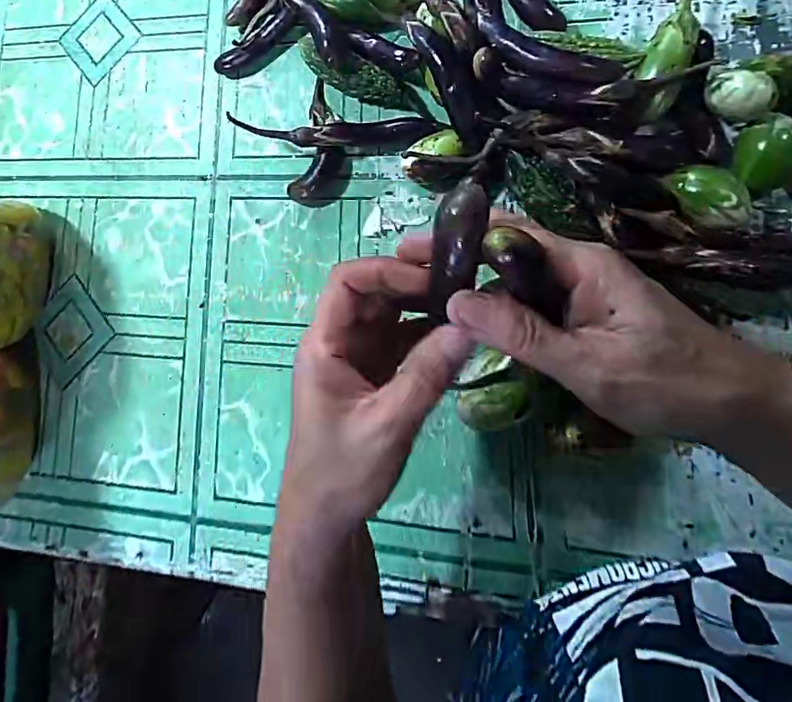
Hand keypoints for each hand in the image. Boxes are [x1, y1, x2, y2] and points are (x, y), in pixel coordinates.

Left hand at [276, 257, 475, 537]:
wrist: (325, 520)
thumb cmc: (342, 474)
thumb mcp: (387, 425)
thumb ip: (425, 376)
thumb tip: (466, 327)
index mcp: (324, 344)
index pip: (347, 281)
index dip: (386, 271)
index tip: (429, 279)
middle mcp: (338, 340)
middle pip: (371, 291)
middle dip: (411, 282)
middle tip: (459, 283)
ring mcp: (357, 355)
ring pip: (389, 312)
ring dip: (422, 305)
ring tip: (465, 302)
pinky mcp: (374, 372)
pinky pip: (401, 338)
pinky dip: (427, 332)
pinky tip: (456, 334)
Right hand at [398, 214, 788, 443]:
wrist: (733, 403)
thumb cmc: (667, 382)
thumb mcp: (589, 365)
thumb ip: (523, 334)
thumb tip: (457, 302)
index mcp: (582, 263)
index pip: (509, 233)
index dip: (458, 237)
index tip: (410, 249)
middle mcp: (579, 265)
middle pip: (509, 252)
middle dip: (460, 261)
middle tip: (407, 278)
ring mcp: (584, 289)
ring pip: (520, 279)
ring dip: (479, 286)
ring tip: (428, 299)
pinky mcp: (588, 312)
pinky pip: (536, 301)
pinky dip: (504, 309)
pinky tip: (477, 324)